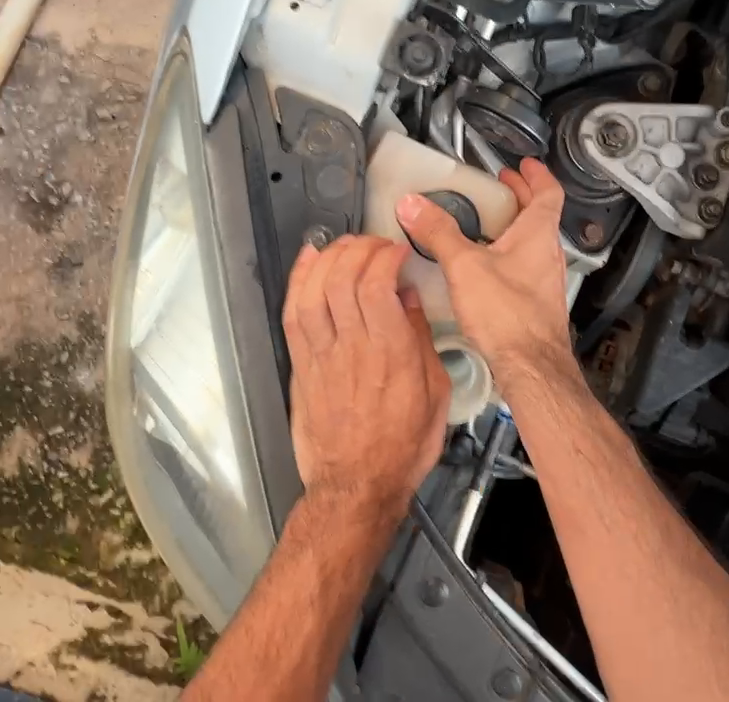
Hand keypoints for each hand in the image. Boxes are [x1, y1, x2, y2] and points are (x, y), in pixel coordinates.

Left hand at [282, 236, 450, 515]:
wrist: (357, 486)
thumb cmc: (405, 443)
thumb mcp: (436, 392)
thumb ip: (421, 340)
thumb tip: (408, 297)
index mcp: (391, 353)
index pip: (378, 285)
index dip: (385, 255)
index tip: (399, 250)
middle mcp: (353, 347)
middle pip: (343, 278)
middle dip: (360, 248)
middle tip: (377, 244)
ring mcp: (321, 355)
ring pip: (315, 290)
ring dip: (329, 257)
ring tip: (347, 244)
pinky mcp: (301, 366)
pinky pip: (293, 314)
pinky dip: (298, 280)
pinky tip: (309, 258)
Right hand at [396, 158, 573, 391]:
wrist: (532, 366)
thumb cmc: (508, 314)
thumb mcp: (465, 266)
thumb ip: (438, 233)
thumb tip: (413, 205)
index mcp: (538, 234)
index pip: (549, 192)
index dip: (537, 175)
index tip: (524, 165)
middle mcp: (548, 254)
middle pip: (541, 215)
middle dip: (522, 198)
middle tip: (502, 188)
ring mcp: (546, 280)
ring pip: (534, 242)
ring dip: (516, 227)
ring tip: (488, 224)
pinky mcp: (538, 302)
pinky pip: (526, 266)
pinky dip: (511, 254)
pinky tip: (487, 267)